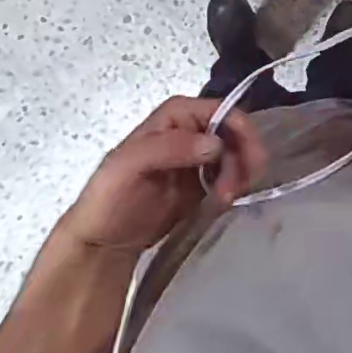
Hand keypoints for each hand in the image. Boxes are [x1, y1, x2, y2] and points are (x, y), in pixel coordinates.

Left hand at [58, 97, 267, 252]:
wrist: (102, 242)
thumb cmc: (108, 198)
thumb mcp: (128, 166)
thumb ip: (170, 148)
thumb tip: (215, 144)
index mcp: (175, 115)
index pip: (220, 110)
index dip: (239, 129)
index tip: (249, 157)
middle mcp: (192, 129)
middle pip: (235, 132)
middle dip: (243, 156)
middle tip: (238, 186)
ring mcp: (200, 155)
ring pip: (237, 154)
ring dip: (240, 174)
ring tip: (226, 198)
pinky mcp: (205, 180)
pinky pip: (232, 174)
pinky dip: (235, 186)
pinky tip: (223, 201)